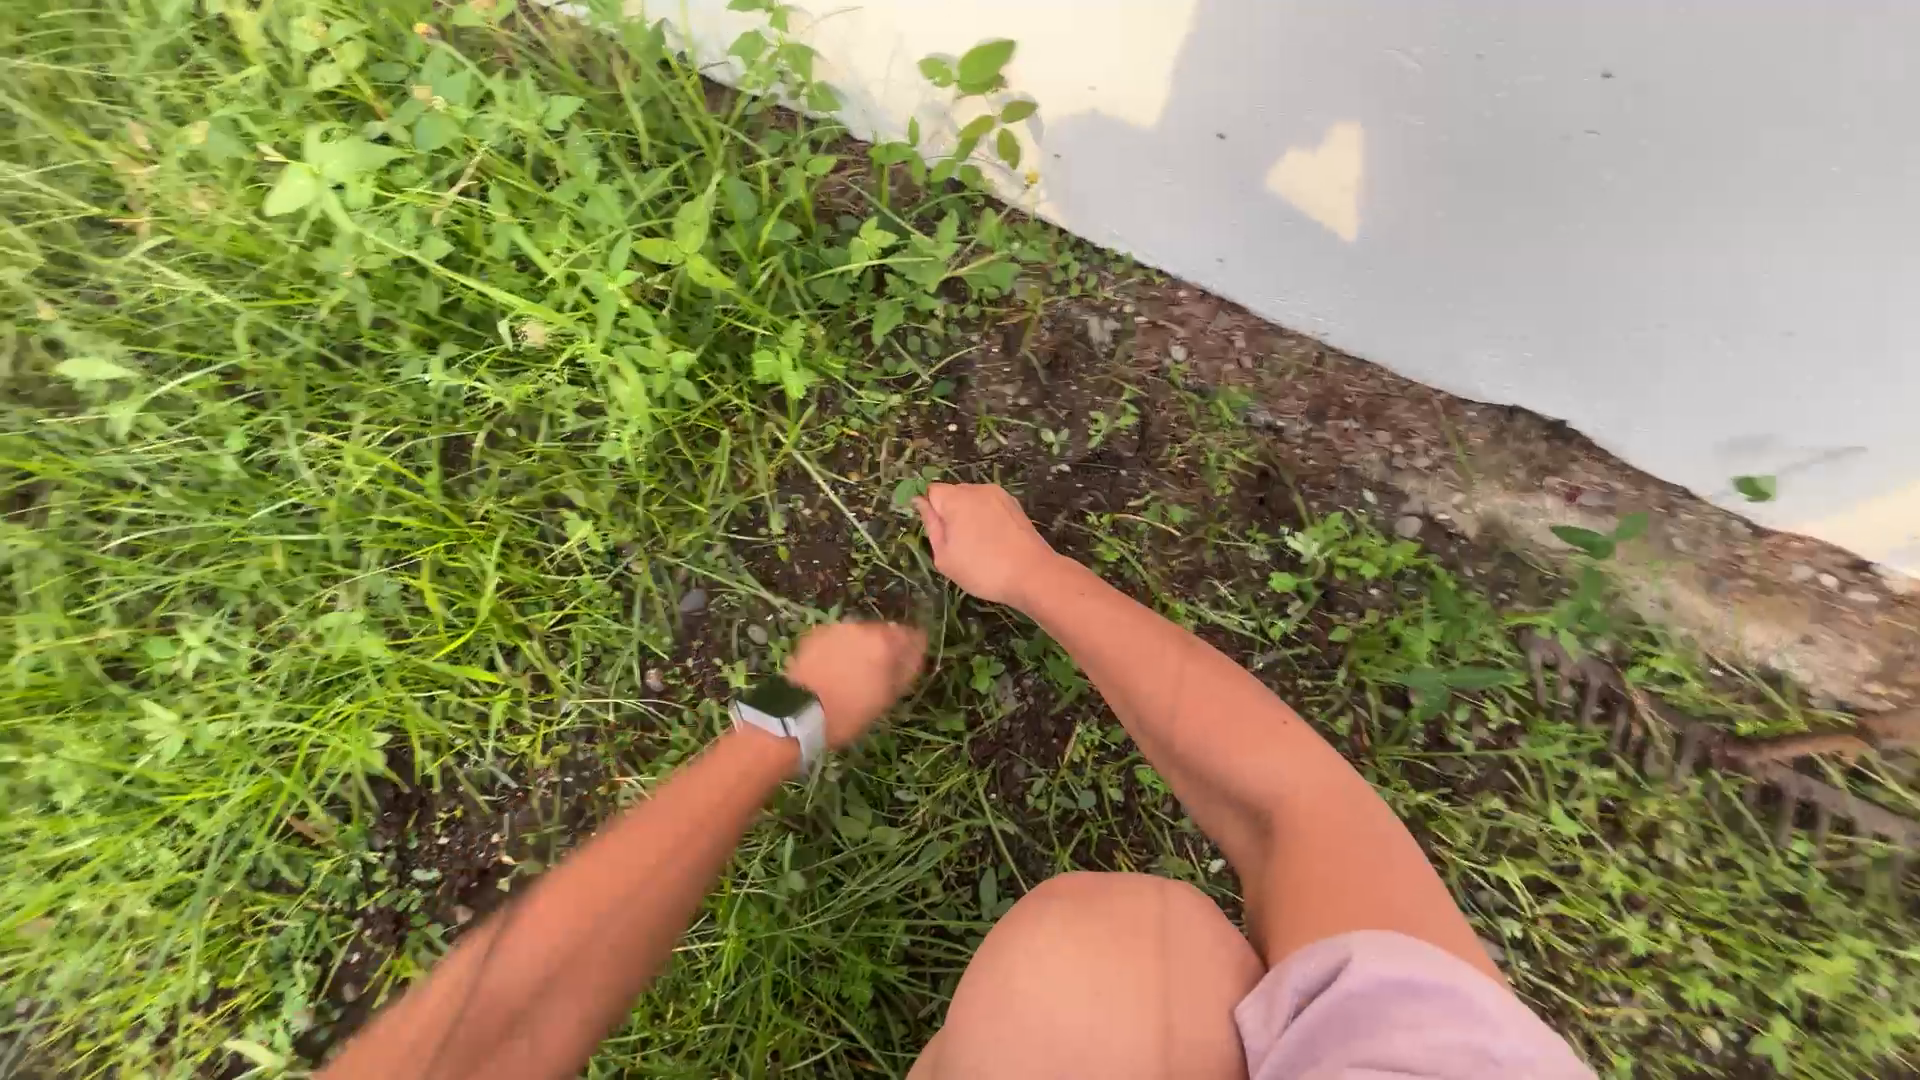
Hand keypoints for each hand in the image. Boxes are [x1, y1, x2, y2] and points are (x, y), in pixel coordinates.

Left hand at [784, 622, 926, 748]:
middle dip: (885, 647)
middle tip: (880, 670)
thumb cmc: (849, 712)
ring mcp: (836, 628)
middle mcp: (862, 628)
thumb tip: (915, 655)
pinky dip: (840, 648)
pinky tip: (833, 667)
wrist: (800, 713)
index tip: (911, 661)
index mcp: (885, 643)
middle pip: (884, 632)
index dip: (914, 647)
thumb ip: (905, 671)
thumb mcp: (886, 698)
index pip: (913, 635)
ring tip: (853, 670)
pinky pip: (836, 637)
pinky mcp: (815, 634)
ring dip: (861, 646)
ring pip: (858, 633)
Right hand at [913, 483, 1058, 607]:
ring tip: (978, 546)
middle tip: (957, 545)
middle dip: (950, 514)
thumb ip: (931, 525)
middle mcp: (977, 489)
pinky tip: (994, 542)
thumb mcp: (945, 556)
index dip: (930, 511)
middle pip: (953, 494)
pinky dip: (987, 520)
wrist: (1032, 574)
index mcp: (956, 498)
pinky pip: (990, 506)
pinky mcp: (1015, 505)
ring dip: (969, 517)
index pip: (931, 491)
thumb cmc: (982, 569)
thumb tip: (920, 502)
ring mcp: (999, 495)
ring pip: (973, 501)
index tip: (938, 535)